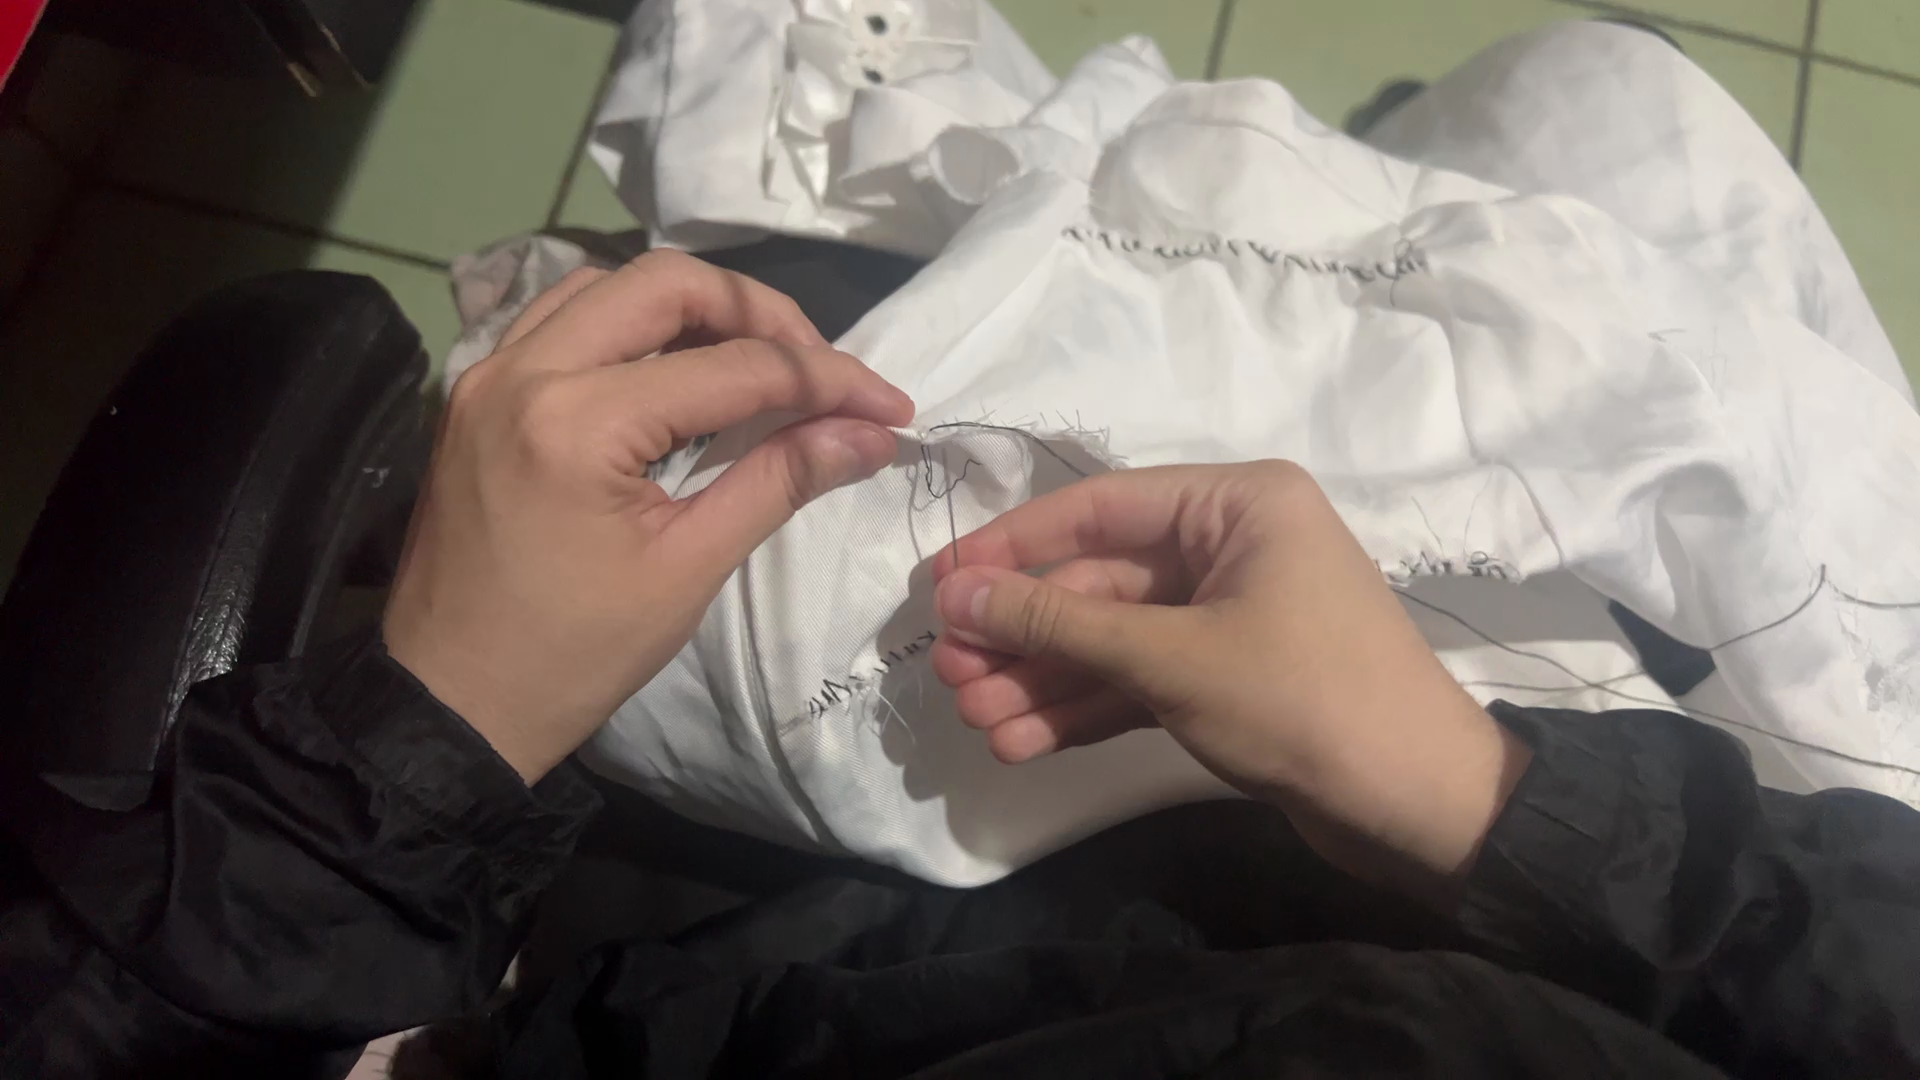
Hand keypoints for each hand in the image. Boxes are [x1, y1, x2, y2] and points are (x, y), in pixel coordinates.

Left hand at [384, 251, 913, 782]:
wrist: (452, 701)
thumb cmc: (578, 652)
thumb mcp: (692, 568)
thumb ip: (782, 482)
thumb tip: (871, 435)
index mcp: (579, 423)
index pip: (735, 369)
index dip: (828, 380)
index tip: (889, 406)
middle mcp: (525, 369)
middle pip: (669, 284)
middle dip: (766, 316)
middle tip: (820, 371)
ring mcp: (491, 371)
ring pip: (614, 286)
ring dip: (700, 310)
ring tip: (759, 363)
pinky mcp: (482, 389)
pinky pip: (570, 318)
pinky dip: (639, 325)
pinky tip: (676, 368)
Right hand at [928, 461, 1530, 893]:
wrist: (1423, 818)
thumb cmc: (1304, 703)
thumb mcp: (1170, 656)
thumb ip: (1058, 621)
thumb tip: (957, 595)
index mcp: (1232, 504)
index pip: (1096, 508)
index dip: (1012, 544)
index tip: (943, 580)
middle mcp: (1222, 546)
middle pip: (1094, 582)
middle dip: (1022, 633)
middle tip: (950, 671)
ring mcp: (1217, 613)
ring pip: (1106, 637)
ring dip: (1041, 679)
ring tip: (975, 718)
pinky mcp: (1215, 673)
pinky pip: (1133, 677)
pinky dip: (1081, 707)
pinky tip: (1020, 740)